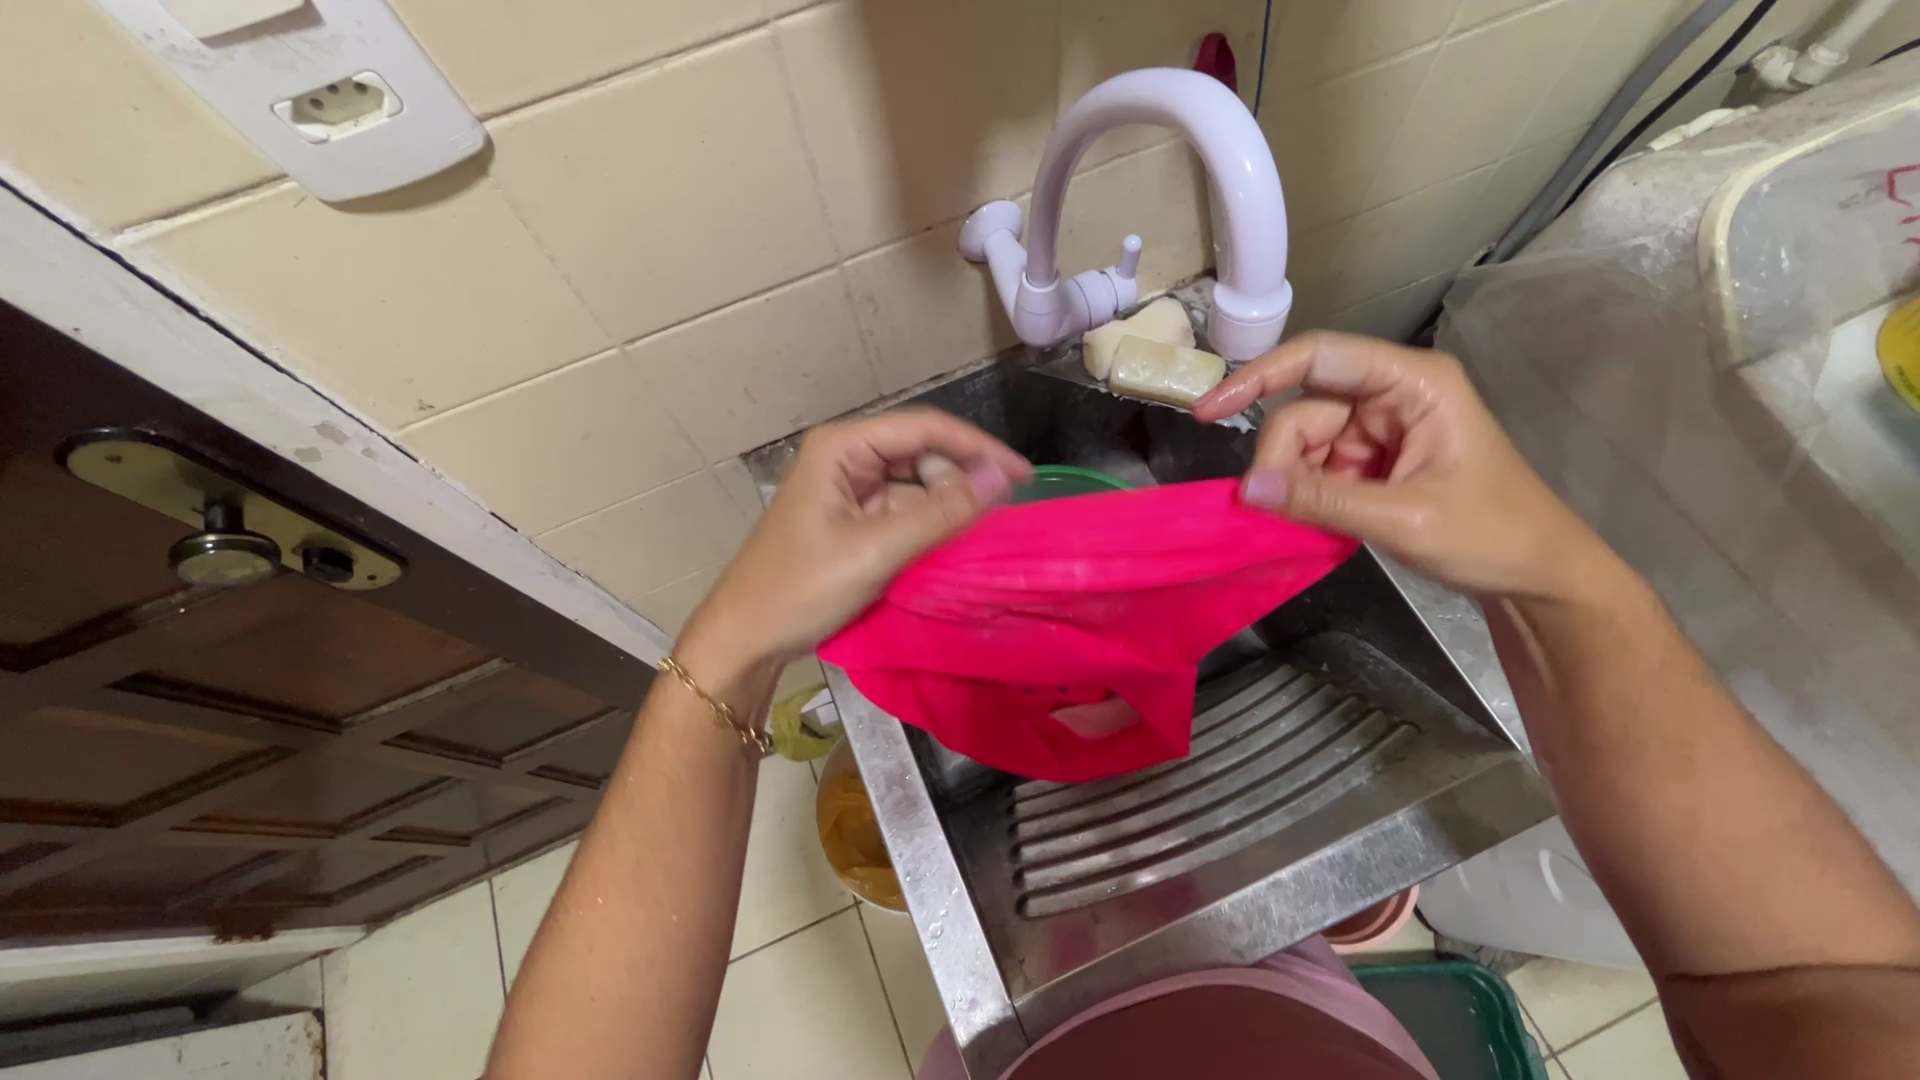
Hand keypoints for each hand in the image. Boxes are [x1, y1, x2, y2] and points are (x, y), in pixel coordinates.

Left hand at [677, 409, 1030, 689]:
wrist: (745, 639)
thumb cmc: (798, 589)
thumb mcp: (874, 552)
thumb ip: (939, 514)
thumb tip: (1001, 478)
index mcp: (843, 447)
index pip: (926, 429)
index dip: (978, 448)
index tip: (1023, 477)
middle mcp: (847, 458)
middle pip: (923, 453)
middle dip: (962, 479)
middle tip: (1003, 515)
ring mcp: (849, 491)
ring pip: (917, 485)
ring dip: (948, 507)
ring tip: (983, 534)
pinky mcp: (853, 522)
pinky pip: (904, 513)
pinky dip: (929, 528)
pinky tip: (952, 547)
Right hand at [1191, 331, 1615, 600]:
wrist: (1534, 577)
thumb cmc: (1493, 535)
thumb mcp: (1405, 519)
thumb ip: (1322, 500)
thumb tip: (1246, 489)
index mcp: (1412, 383)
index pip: (1319, 357)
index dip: (1258, 377)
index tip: (1207, 411)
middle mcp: (1389, 396)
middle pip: (1302, 410)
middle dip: (1283, 460)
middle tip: (1276, 509)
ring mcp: (1377, 430)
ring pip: (1301, 445)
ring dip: (1294, 484)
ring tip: (1316, 524)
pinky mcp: (1369, 462)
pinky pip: (1314, 469)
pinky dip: (1305, 496)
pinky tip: (1318, 522)